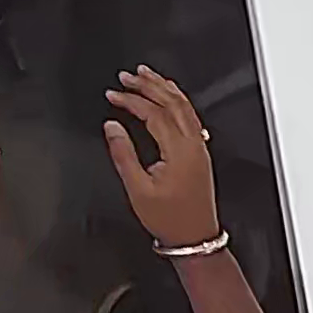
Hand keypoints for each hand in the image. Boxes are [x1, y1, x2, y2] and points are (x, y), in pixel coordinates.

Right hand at [104, 65, 218, 248]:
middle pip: (171, 101)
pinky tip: (168, 95)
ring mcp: (199, 145)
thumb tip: (112, 127)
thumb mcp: (138, 189)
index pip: (154, 113)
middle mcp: (193, 143)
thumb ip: (123, 154)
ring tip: (146, 75)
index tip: (113, 94)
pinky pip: (191, 114)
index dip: (132, 100)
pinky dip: (177, 99)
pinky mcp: (200, 149)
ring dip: (164, 87)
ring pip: (184, 105)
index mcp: (179, 150)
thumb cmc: (169, 218)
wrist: (195, 238)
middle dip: (147, 84)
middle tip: (127, 75)